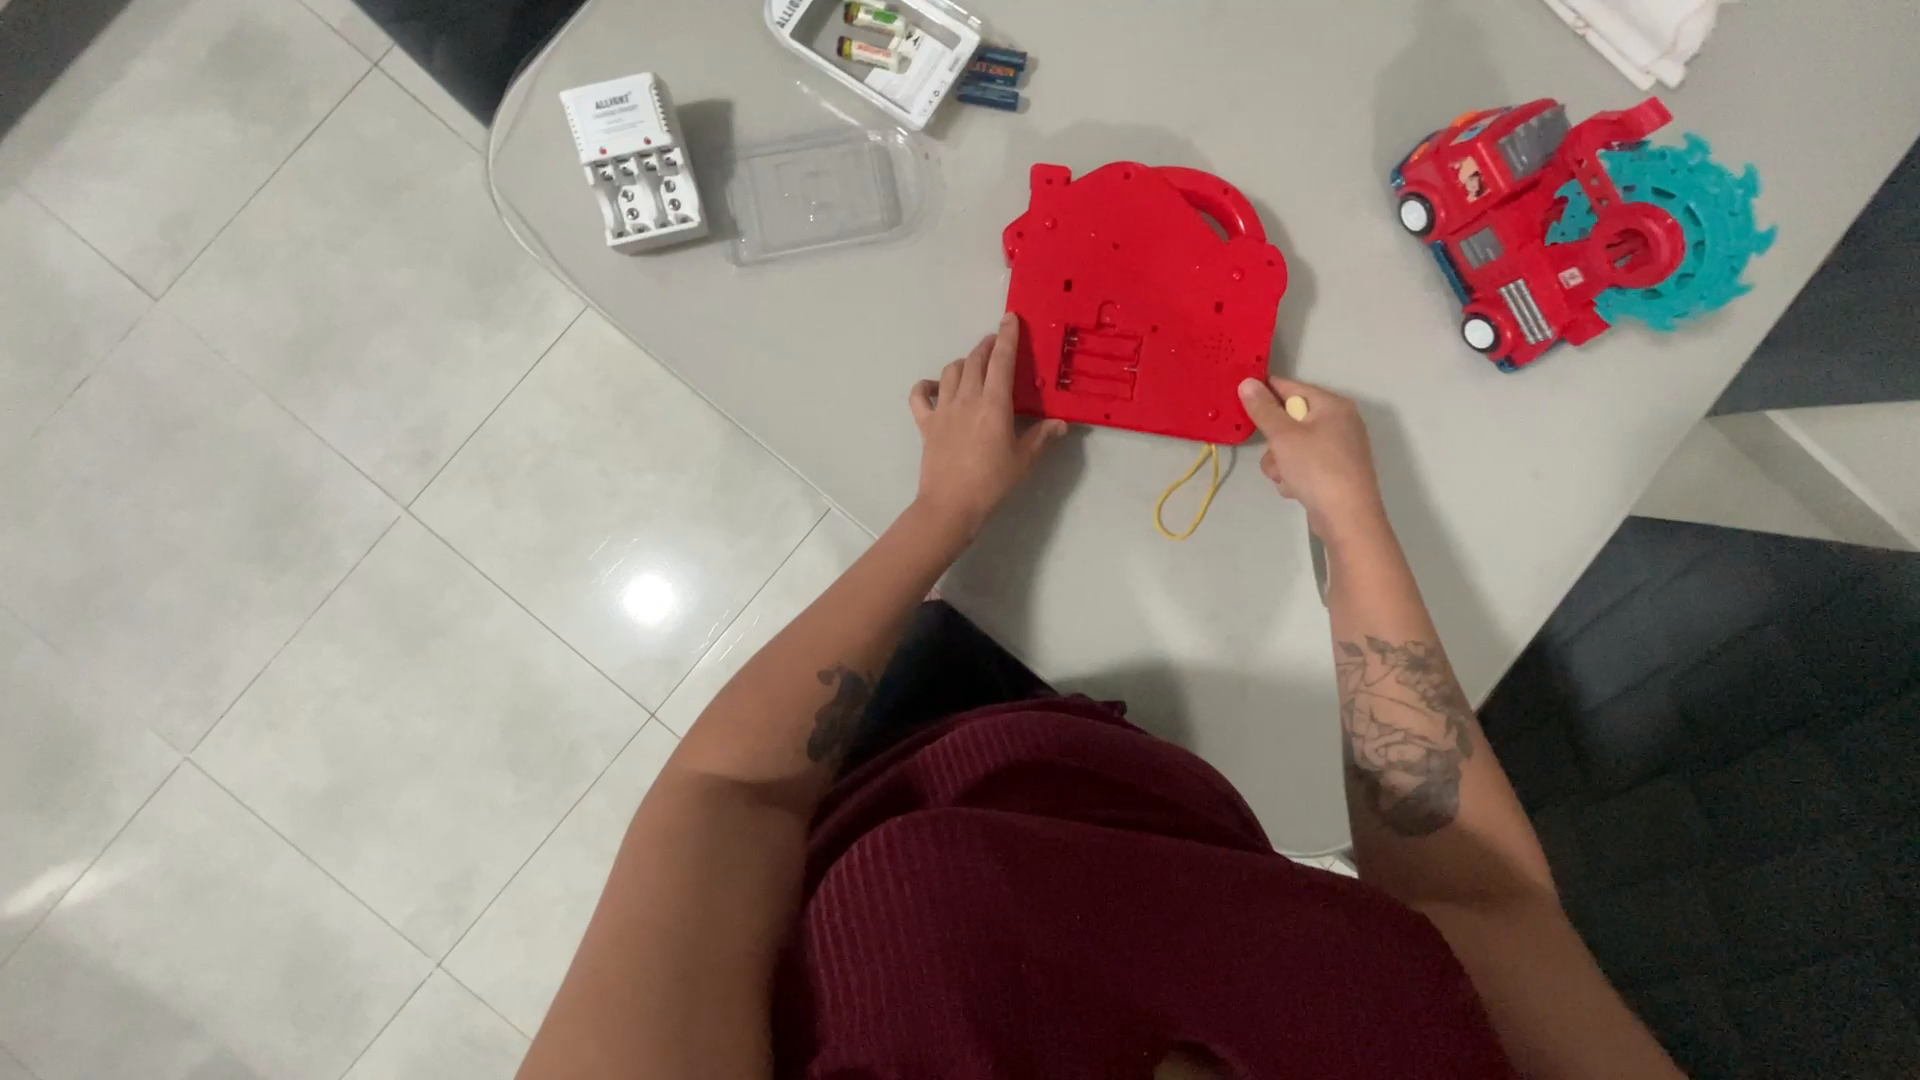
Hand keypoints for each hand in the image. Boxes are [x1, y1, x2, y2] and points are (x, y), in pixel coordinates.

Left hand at [908, 314, 1067, 536]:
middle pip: (975, 360)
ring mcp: (943, 409)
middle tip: (996, 343)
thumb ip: (1042, 437)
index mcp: (994, 404)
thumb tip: (1061, 423)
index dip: (1007, 337)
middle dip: (986, 346)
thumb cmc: (991, 483)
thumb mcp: (1024, 461)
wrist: (950, 505)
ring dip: (964, 362)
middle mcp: (967, 399)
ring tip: (974, 365)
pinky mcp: (925, 424)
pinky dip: (926, 385)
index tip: (1010, 318)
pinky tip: (935, 387)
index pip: (1002, 360)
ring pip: (951, 371)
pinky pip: (920, 395)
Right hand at [1238, 375, 1386, 541]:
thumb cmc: (1317, 468)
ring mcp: (1337, 448)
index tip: (1240, 403)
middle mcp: (1338, 422)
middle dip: (1274, 441)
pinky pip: (1302, 464)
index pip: (1290, 387)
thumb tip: (1247, 382)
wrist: (1347, 516)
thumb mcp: (1283, 436)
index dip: (1264, 393)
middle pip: (1289, 420)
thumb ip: (1263, 409)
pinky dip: (1293, 475)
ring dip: (1280, 462)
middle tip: (1273, 452)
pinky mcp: (1333, 471)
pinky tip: (1296, 488)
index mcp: (1332, 405)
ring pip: (1291, 446)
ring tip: (1285, 476)